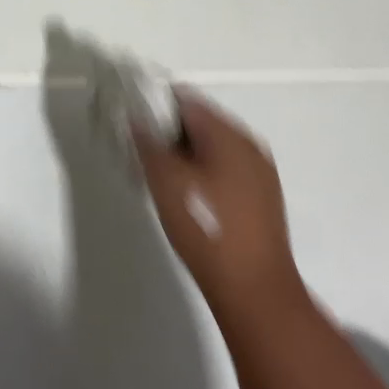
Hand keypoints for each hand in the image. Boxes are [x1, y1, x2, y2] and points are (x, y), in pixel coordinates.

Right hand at [137, 89, 306, 317]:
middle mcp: (250, 147)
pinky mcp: (260, 200)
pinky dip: (199, 174)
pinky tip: (182, 197)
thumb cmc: (206, 228)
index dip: (152, 105)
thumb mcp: (165, 181)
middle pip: (199, 123)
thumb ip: (147, 143)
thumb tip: (136, 118)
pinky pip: (223, 171)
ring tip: (155, 177)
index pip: (185, 100)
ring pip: (210, 149)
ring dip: (181, 155)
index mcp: (230, 135)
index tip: (128, 121)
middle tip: (137, 153)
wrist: (253, 288)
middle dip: (165, 133)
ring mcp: (259, 174)